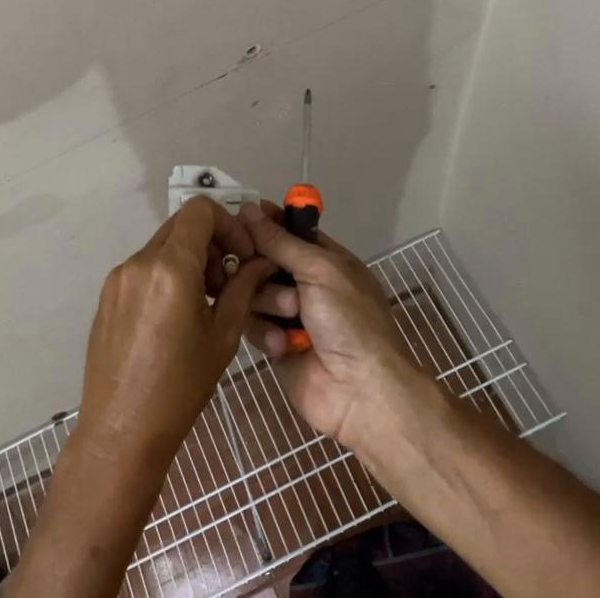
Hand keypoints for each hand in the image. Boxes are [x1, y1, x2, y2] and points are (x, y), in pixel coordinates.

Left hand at [76, 196, 278, 464]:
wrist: (123, 429)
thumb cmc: (181, 386)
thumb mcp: (223, 335)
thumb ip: (242, 288)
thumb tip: (259, 261)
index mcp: (170, 268)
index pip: (199, 210)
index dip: (228, 224)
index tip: (242, 256)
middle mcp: (138, 263)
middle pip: (180, 226)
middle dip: (211, 243)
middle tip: (227, 282)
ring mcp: (118, 278)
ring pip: (162, 247)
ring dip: (188, 260)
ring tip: (204, 303)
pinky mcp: (107, 296)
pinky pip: (144, 269)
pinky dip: (166, 276)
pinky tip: (176, 317)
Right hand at [238, 200, 430, 451]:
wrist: (360, 390)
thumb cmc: (349, 321)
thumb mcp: (320, 271)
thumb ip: (281, 241)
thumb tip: (249, 207)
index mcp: (325, 259)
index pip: (287, 230)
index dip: (263, 225)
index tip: (239, 222)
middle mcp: (305, 283)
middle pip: (261, 260)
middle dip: (260, 269)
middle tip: (262, 273)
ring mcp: (289, 314)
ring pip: (252, 293)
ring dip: (268, 304)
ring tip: (289, 318)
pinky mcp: (275, 344)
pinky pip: (251, 325)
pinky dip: (265, 333)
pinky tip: (281, 345)